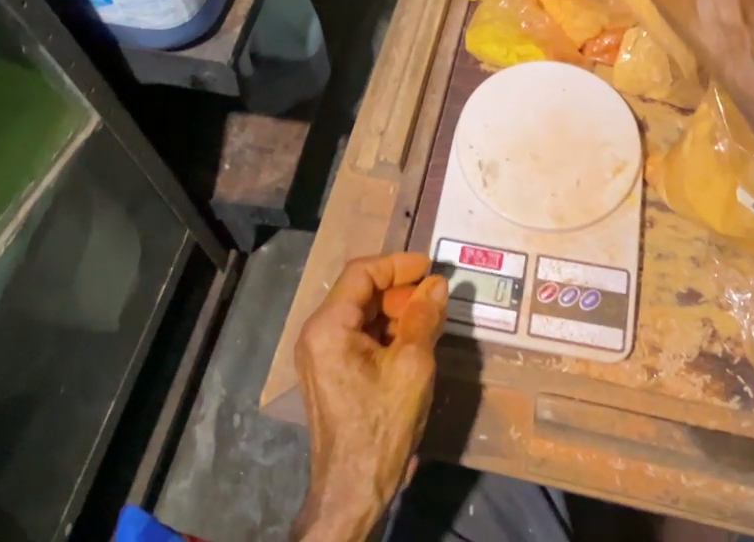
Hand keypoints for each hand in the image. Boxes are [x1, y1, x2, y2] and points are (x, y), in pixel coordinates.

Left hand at [292, 253, 447, 541]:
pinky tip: (415, 340)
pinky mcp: (332, 374)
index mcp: (327, 326)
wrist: (354, 488)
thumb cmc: (381, 423)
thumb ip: (423, 317)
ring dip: (396, 311)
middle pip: (360, 293)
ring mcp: (321, 356)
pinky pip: (360, 338)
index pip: (361, 273)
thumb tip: (437, 285)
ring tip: (431, 316)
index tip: (430, 266)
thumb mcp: (412, 365)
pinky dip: (387, 332)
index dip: (397, 264)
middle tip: (435, 295)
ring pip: (362, 315)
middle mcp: (317, 335)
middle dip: (399, 290)